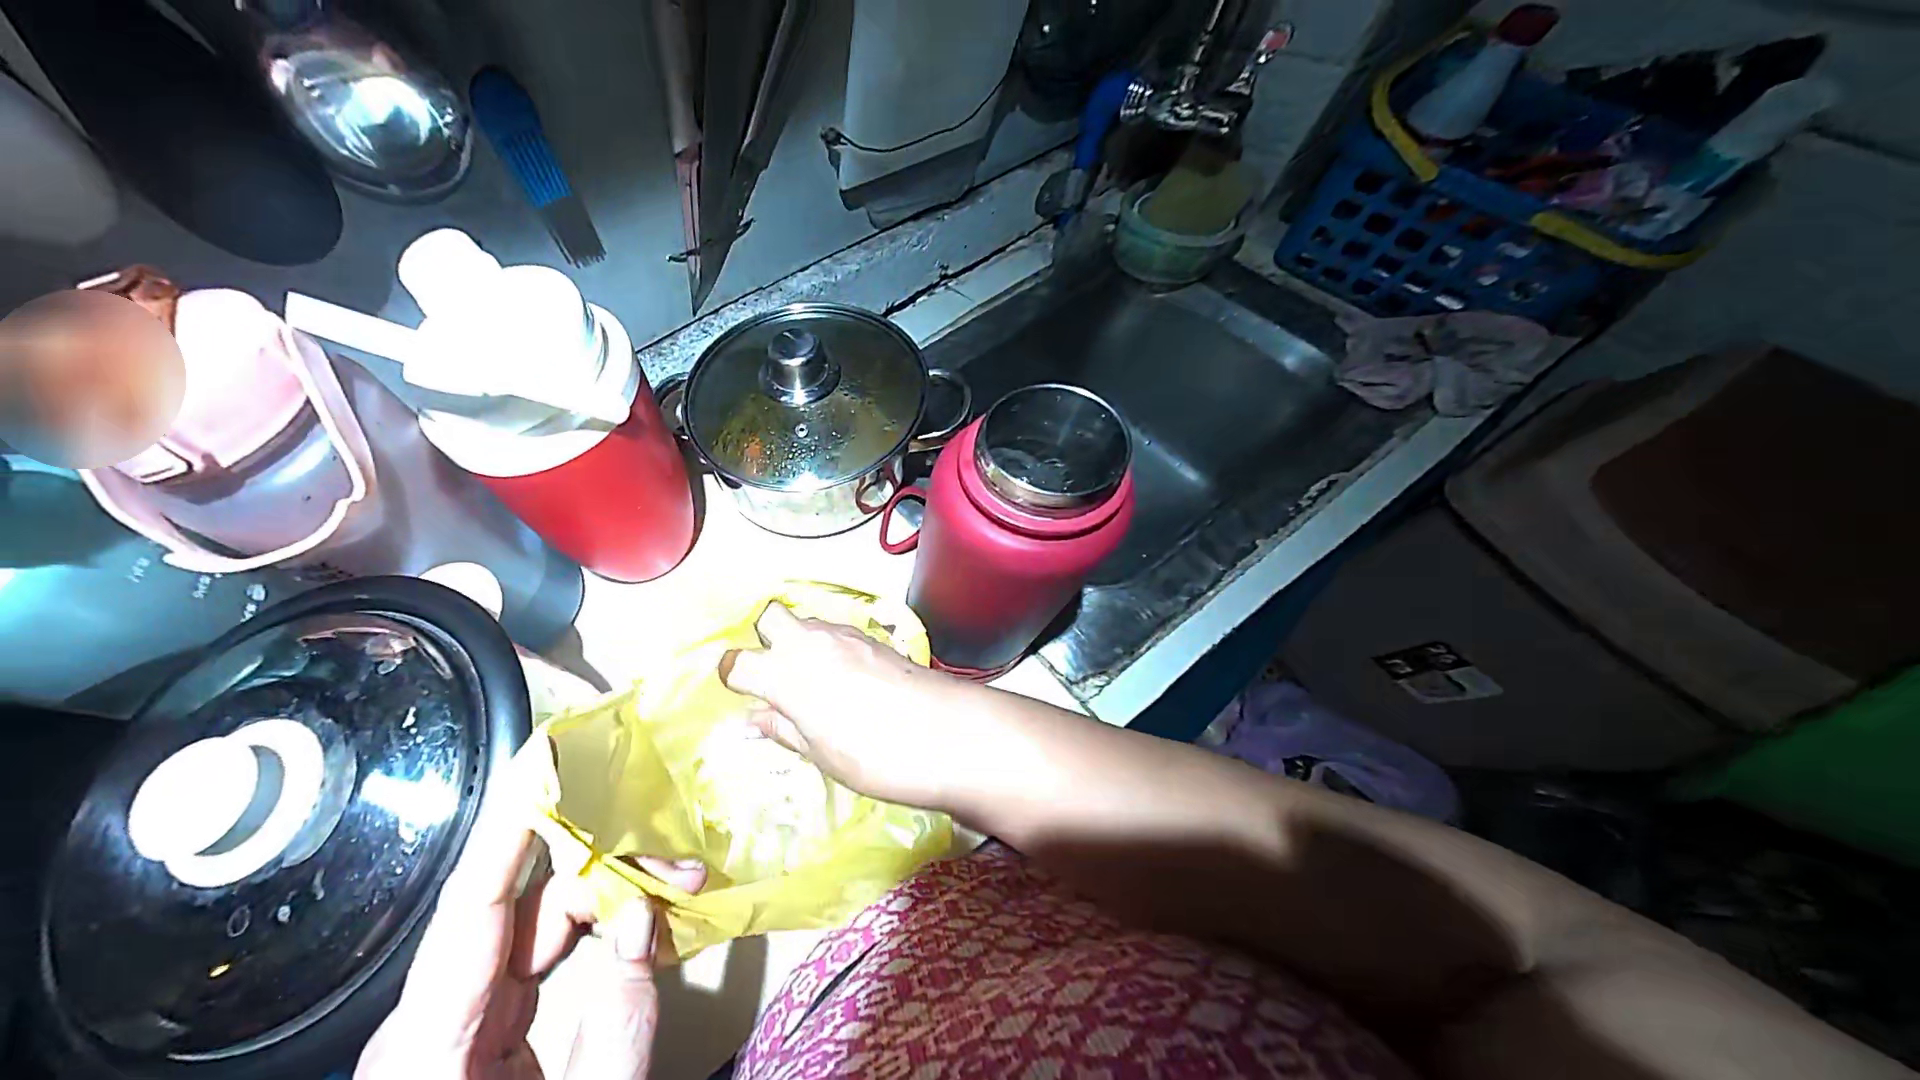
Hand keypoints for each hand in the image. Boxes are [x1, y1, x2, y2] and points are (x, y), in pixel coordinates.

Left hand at [355, 792, 705, 1079]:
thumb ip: (619, 1009)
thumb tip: (642, 912)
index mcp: (432, 1041)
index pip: (476, 901)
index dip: (510, 823)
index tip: (543, 759)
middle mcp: (436, 1014)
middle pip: (525, 904)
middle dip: (601, 865)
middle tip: (670, 852)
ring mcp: (462, 1015)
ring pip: (542, 921)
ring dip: (612, 894)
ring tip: (676, 884)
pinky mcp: (490, 1019)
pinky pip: (546, 951)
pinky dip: (600, 926)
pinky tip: (646, 913)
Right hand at [719, 601, 965, 809]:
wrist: (946, 732)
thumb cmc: (873, 753)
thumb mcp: (820, 752)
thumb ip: (783, 728)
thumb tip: (754, 721)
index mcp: (785, 673)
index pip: (738, 663)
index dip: (735, 678)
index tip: (743, 695)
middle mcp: (811, 643)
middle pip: (772, 619)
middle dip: (766, 639)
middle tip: (777, 676)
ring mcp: (846, 636)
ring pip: (808, 624)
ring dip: (801, 644)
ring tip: (814, 684)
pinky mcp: (875, 639)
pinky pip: (838, 634)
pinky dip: (830, 649)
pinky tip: (846, 681)